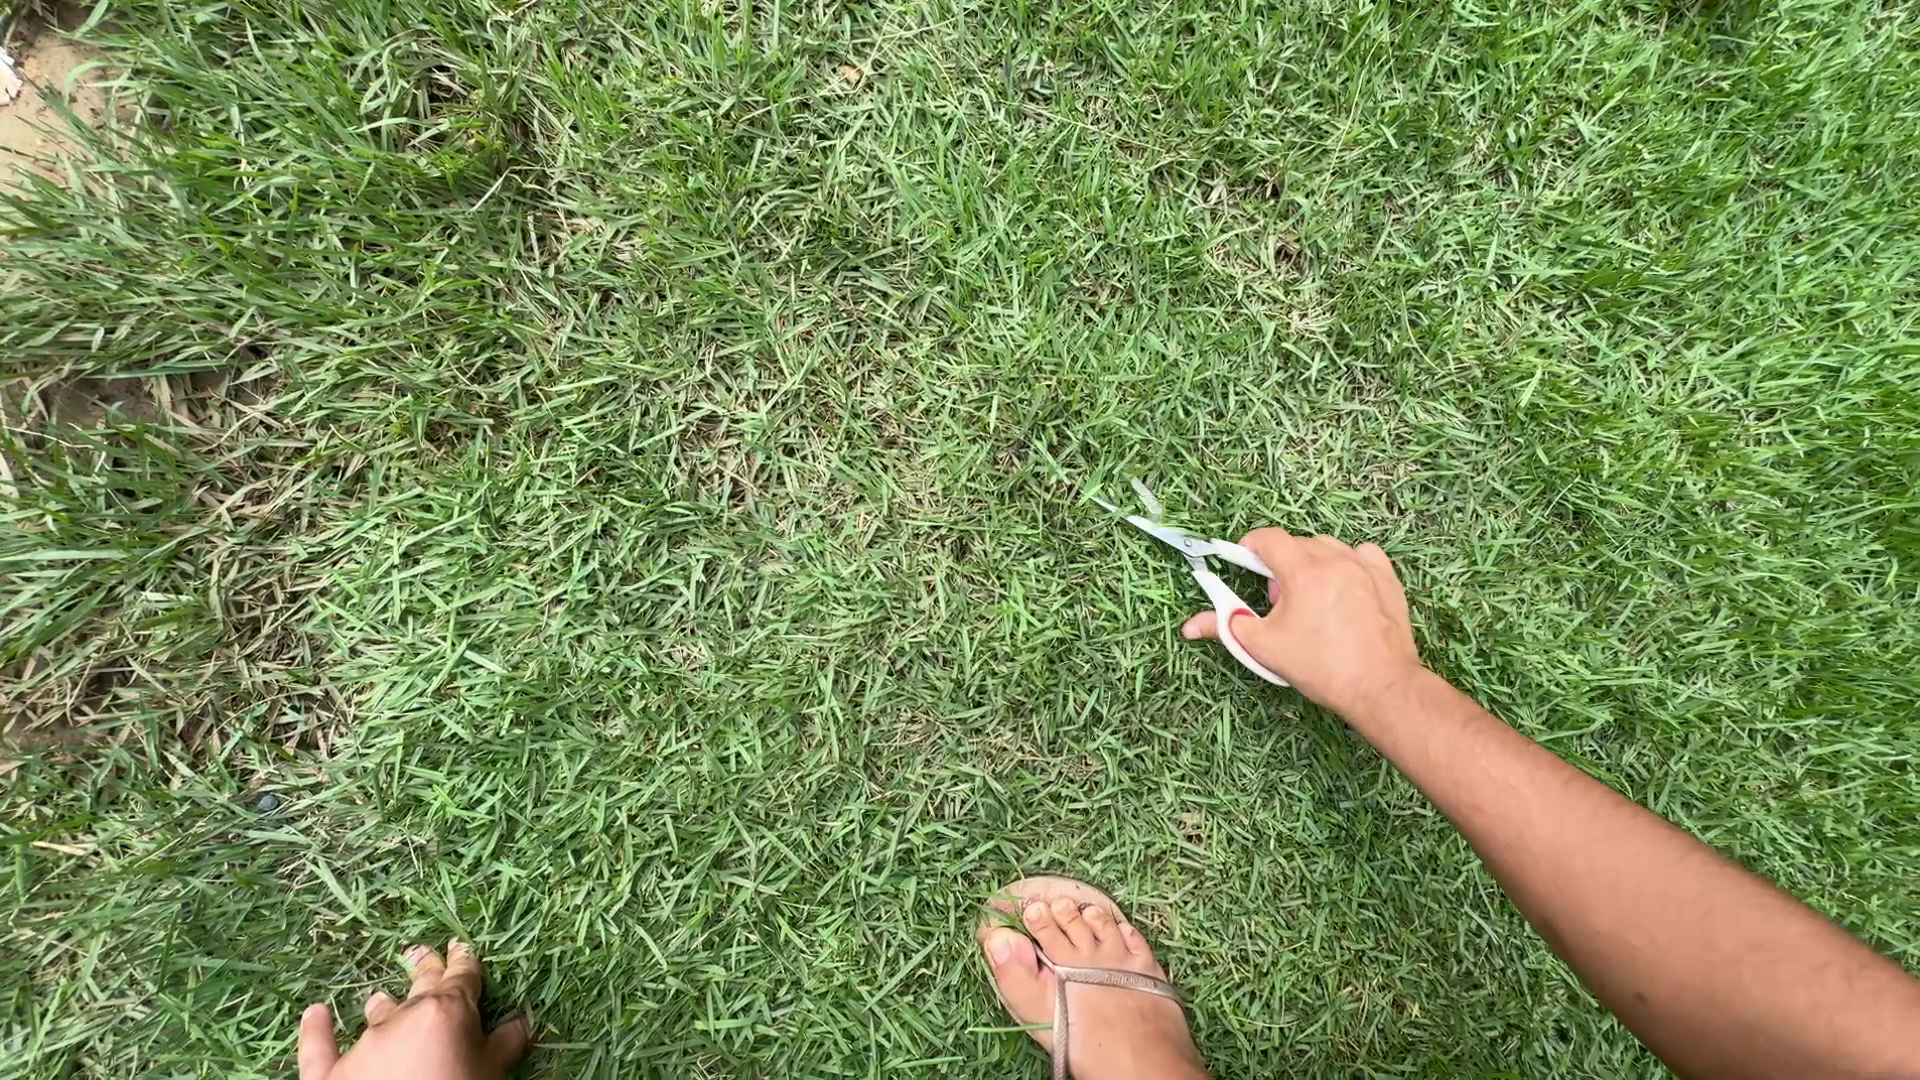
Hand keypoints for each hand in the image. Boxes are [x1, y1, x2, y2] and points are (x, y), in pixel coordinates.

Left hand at [297, 941, 530, 1079]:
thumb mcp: (493, 1071)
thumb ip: (508, 1041)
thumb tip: (523, 1019)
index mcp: (449, 1009)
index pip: (462, 974)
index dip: (464, 958)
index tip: (461, 944)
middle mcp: (406, 1016)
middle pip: (421, 984)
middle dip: (426, 967)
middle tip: (423, 951)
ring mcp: (364, 1045)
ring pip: (378, 1013)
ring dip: (383, 1002)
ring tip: (379, 995)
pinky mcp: (328, 1076)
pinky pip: (318, 1048)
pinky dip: (314, 1030)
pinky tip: (313, 1013)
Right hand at [1182, 529, 1422, 717]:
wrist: (1380, 687)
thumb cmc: (1320, 666)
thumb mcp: (1263, 646)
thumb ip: (1225, 626)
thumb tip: (1190, 626)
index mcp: (1304, 572)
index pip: (1269, 538)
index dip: (1250, 546)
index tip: (1243, 561)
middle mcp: (1336, 561)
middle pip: (1297, 544)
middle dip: (1279, 564)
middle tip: (1277, 598)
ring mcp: (1366, 568)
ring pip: (1329, 547)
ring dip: (1311, 562)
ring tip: (1309, 596)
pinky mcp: (1388, 581)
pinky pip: (1363, 556)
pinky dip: (1348, 563)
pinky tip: (1343, 588)